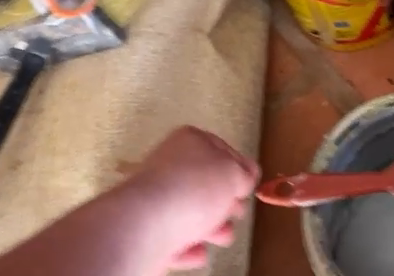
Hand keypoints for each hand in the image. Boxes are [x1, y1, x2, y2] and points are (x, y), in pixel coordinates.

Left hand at [111, 127, 261, 270]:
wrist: (143, 225)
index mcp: (192, 140)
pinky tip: (200, 253)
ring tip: (223, 238)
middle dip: (226, 202)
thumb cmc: (194, 189)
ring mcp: (156, 197)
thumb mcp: (233, 174)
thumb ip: (245, 174)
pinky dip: (189, 245)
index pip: (223, 149)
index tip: (250, 186)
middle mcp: (171, 163)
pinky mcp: (146, 228)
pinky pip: (174, 237)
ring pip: (191, 212)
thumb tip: (247, 177)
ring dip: (212, 227)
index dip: (240, 168)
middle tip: (237, 214)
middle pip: (207, 183)